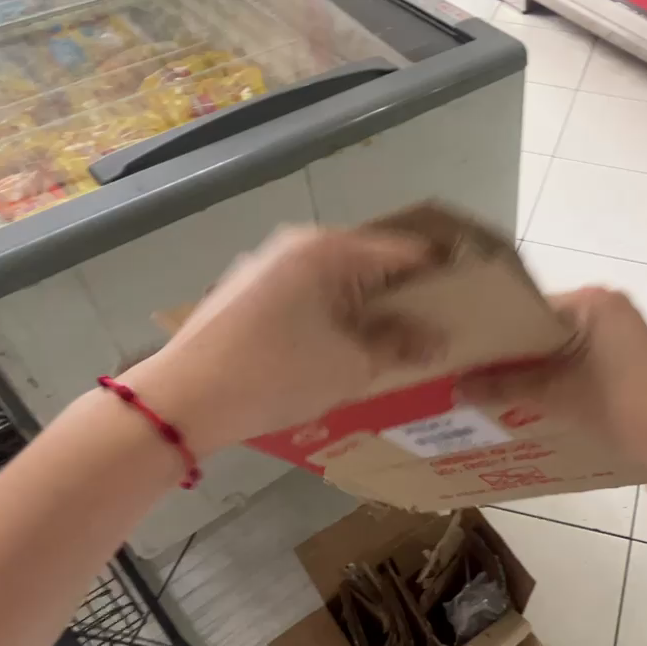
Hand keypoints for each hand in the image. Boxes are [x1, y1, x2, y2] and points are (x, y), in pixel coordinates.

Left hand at [122, 224, 442, 451]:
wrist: (182, 400)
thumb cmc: (276, 375)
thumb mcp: (351, 365)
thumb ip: (401, 345)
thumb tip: (437, 339)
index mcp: (327, 250)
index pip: (404, 252)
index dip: (439, 275)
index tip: (464, 302)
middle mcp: (296, 244)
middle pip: (369, 262)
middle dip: (401, 296)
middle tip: (431, 331)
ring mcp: (266, 265)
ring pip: (337, 280)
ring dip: (365, 309)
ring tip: (389, 345)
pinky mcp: (246, 291)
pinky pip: (307, 294)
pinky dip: (331, 314)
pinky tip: (338, 349)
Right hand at [458, 287, 646, 473]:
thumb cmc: (621, 408)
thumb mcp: (557, 396)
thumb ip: (506, 386)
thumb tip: (456, 388)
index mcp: (594, 302)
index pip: (529, 309)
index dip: (495, 334)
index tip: (464, 354)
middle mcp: (610, 306)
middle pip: (546, 327)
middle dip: (513, 353)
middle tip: (471, 372)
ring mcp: (623, 330)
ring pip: (563, 345)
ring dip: (535, 367)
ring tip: (493, 387)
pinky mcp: (631, 355)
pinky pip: (582, 358)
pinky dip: (560, 375)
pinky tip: (533, 398)